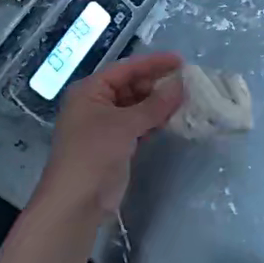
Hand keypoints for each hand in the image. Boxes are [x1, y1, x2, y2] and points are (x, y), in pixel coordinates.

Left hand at [32, 51, 184, 219]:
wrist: (77, 201)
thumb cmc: (94, 153)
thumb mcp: (125, 124)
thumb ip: (155, 104)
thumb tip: (181, 85)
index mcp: (90, 91)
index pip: (125, 69)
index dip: (152, 63)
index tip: (180, 61)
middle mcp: (96, 104)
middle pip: (131, 86)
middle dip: (157, 84)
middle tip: (187, 83)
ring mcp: (105, 125)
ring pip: (136, 106)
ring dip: (158, 103)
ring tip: (186, 99)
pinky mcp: (116, 144)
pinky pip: (138, 124)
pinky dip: (155, 120)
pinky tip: (174, 119)